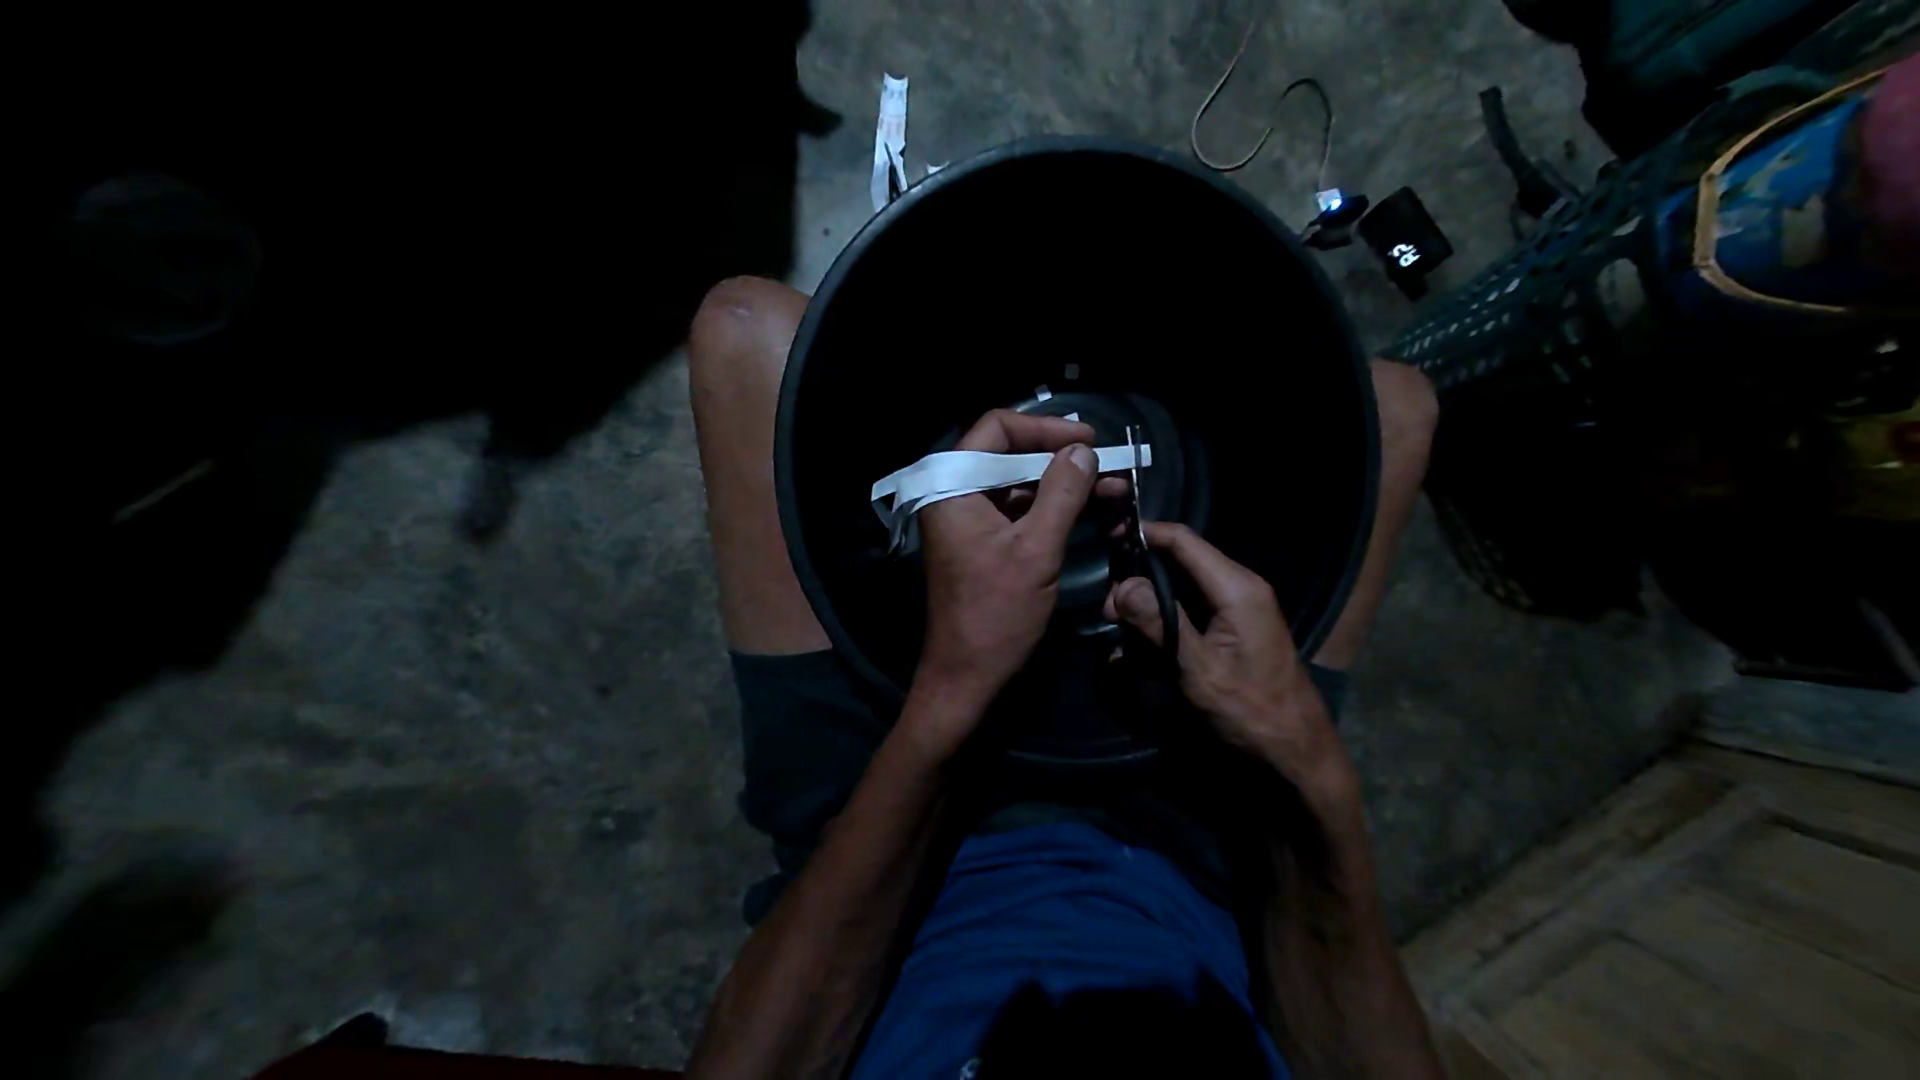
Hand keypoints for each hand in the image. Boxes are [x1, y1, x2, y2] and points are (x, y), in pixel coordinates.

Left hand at [911, 410, 1118, 743]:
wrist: (966, 674)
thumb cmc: (996, 614)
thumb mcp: (1036, 549)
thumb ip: (1062, 493)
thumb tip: (1084, 450)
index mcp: (953, 486)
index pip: (997, 429)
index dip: (1045, 428)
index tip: (1089, 439)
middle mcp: (955, 494)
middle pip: (1011, 456)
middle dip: (1063, 461)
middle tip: (1111, 468)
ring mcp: (969, 518)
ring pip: (1021, 485)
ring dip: (1065, 486)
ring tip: (1114, 491)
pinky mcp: (984, 541)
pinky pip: (1021, 511)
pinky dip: (1054, 510)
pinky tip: (1093, 511)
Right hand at [1107, 522, 1351, 794]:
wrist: (1294, 753)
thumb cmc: (1252, 711)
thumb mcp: (1199, 668)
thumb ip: (1161, 622)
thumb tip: (1124, 585)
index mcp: (1236, 588)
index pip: (1182, 540)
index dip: (1143, 533)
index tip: (1105, 539)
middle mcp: (1237, 589)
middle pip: (1176, 563)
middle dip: (1137, 580)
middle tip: (1107, 611)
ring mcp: (1234, 609)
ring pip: (1177, 588)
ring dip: (1145, 605)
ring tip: (1118, 630)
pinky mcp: (1228, 629)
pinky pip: (1186, 612)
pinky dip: (1160, 624)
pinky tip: (1138, 649)